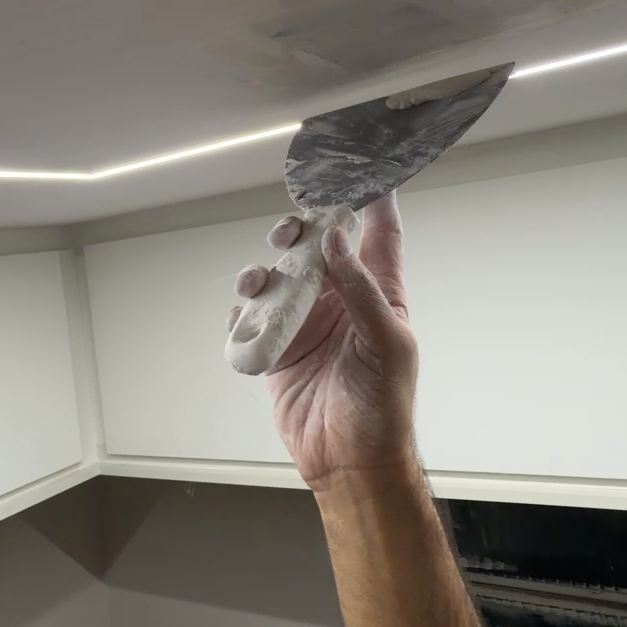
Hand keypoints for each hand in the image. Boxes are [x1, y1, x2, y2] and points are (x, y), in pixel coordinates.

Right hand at [229, 194, 419, 489]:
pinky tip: (241, 318)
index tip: (362, 165)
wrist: (349, 461)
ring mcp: (305, 322)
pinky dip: (241, 313)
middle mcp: (338, 300)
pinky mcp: (277, 348)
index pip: (378, 233)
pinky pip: (250, 319)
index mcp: (376, 293)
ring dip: (261, 271)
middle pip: (314, 247)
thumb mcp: (386, 343)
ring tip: (255, 281)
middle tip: (286, 232)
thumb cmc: (383, 406)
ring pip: (276, 278)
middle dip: (297, 231)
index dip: (373, 198)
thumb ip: (360, 290)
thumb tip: (333, 241)